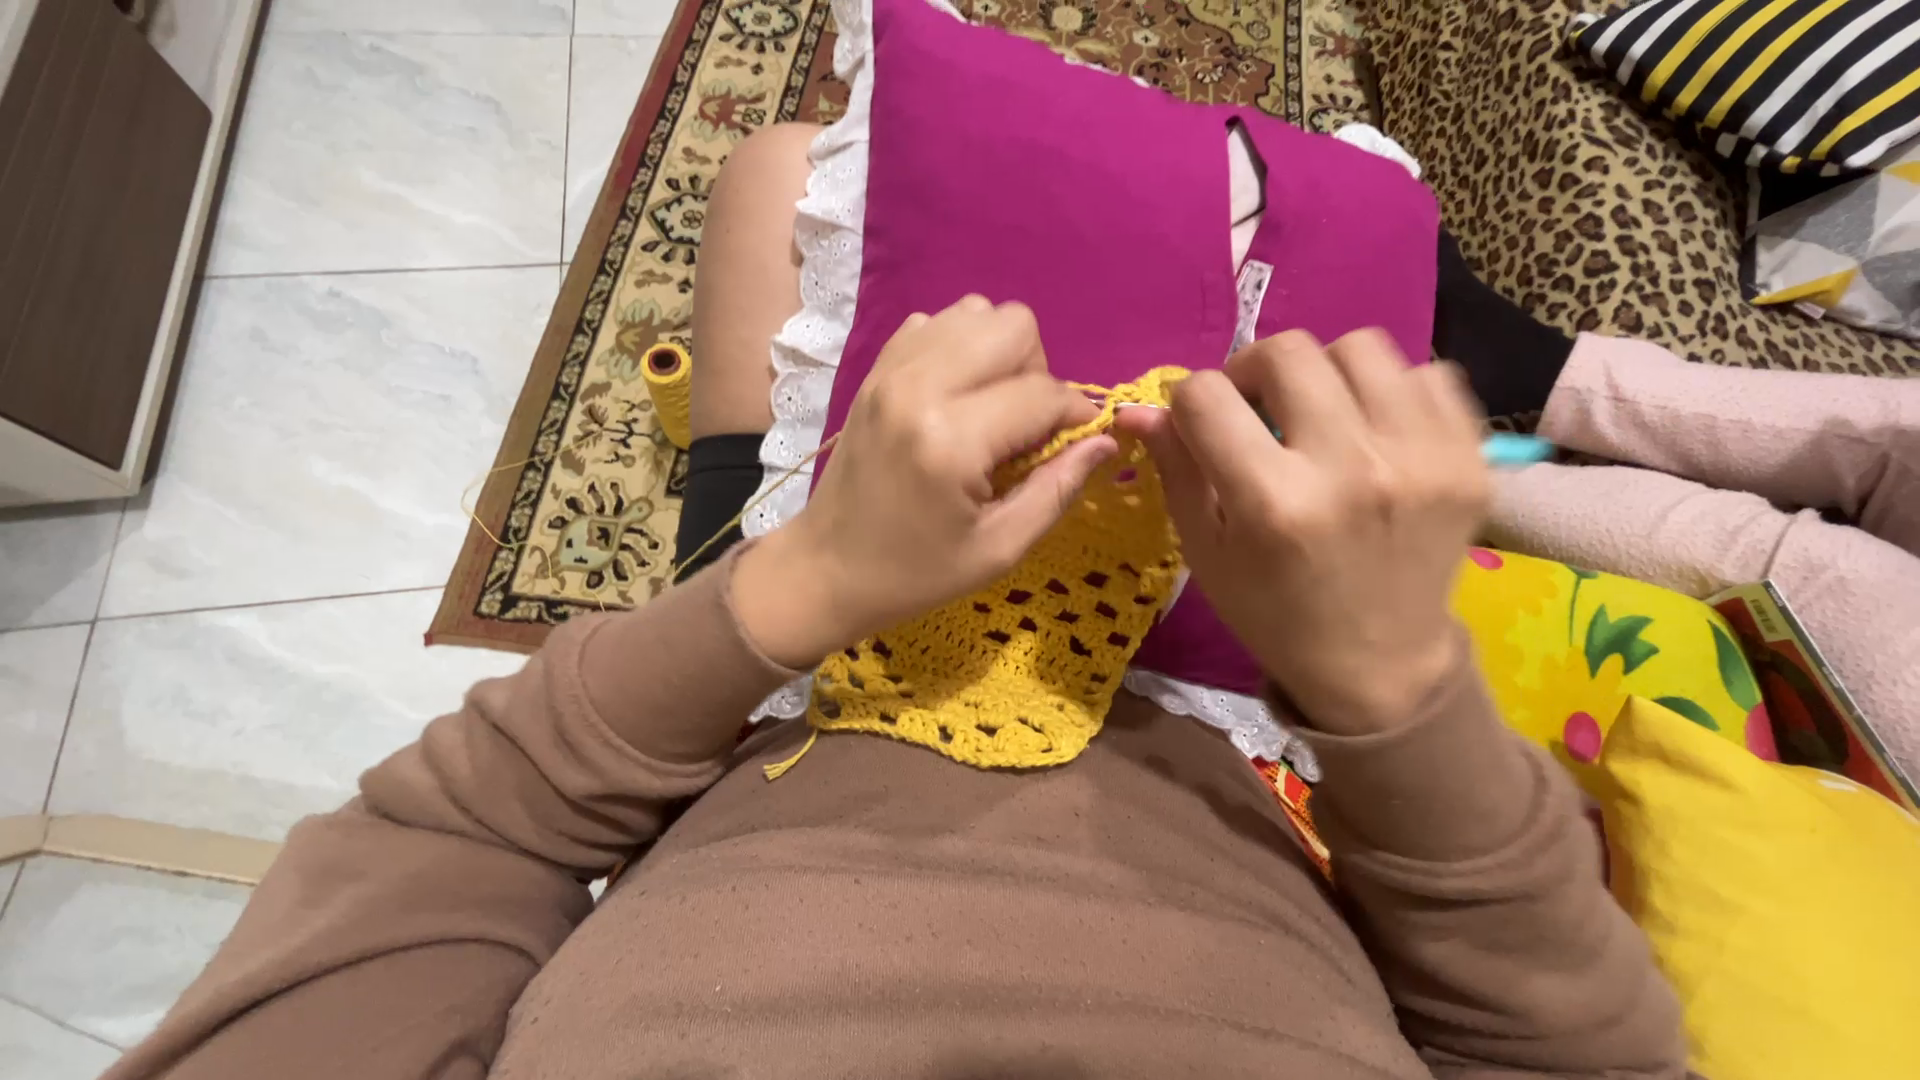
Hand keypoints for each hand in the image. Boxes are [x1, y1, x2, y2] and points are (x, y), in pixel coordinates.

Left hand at [733, 296, 1117, 667]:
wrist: (825, 569)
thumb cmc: (914, 573)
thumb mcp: (997, 549)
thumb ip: (1057, 489)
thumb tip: (1106, 440)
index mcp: (950, 440)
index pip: (1041, 393)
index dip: (1075, 414)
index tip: (1079, 441)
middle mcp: (919, 386)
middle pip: (1013, 325)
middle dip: (1037, 372)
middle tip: (1025, 425)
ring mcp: (890, 370)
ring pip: (975, 312)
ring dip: (1000, 354)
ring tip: (991, 408)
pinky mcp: (875, 370)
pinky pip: (935, 323)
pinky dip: (960, 348)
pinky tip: (956, 396)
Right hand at [1116, 330, 1488, 734]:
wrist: (1376, 662)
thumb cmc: (1271, 611)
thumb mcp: (1204, 550)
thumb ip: (1176, 469)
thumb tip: (1140, 408)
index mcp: (1272, 503)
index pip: (1207, 396)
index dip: (1188, 402)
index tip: (1200, 424)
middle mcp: (1351, 469)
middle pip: (1286, 352)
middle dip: (1250, 371)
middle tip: (1254, 408)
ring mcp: (1422, 459)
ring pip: (1360, 347)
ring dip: (1323, 372)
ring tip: (1318, 414)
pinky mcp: (1470, 459)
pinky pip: (1428, 373)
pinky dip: (1389, 390)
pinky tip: (1372, 430)